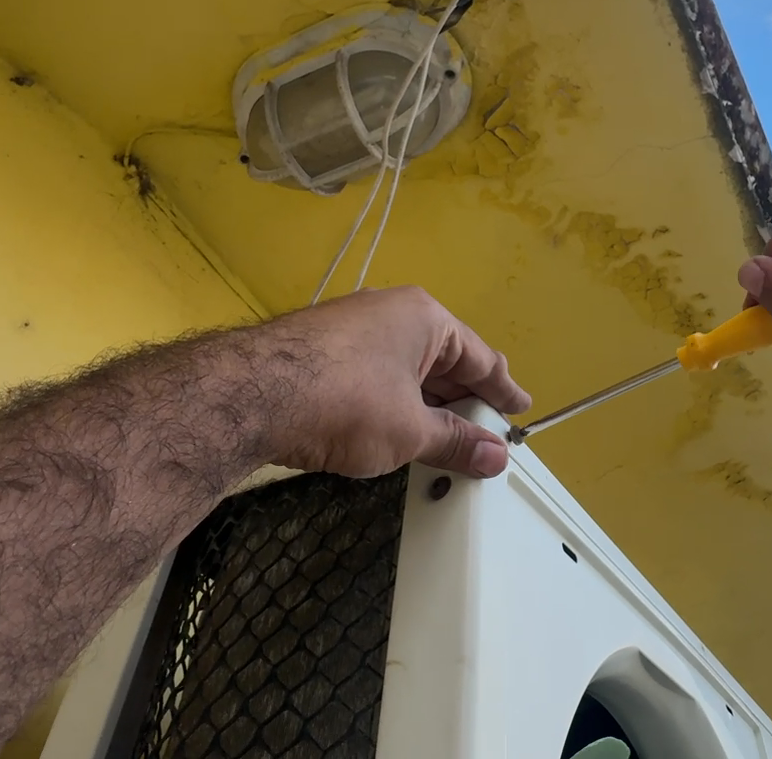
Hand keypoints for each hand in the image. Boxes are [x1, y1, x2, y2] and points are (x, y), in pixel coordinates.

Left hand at [252, 287, 530, 479]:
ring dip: (429, 405)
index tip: (522, 409)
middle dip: (465, 400)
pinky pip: (378, 375)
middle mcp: (392, 312)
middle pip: (443, 361)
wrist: (249, 395)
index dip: (503, 388)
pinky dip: (397, 403)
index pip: (479, 356)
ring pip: (407, 369)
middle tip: (488, 432)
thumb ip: (457, 442)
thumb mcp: (410, 430)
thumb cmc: (347, 402)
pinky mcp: (322, 349)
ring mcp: (353, 328)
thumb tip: (498, 458)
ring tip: (448, 439)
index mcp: (425, 318)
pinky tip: (398, 429)